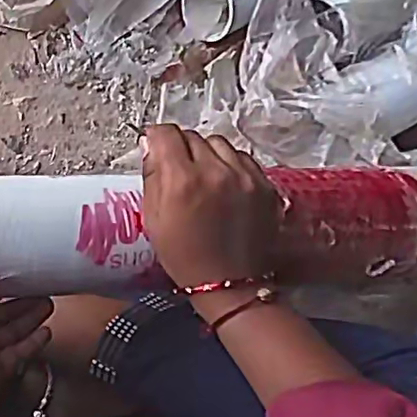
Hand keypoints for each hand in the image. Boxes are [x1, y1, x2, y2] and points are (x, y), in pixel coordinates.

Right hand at [140, 125, 279, 288]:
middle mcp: (215, 170)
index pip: (167, 134)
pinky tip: (222, 183)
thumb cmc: (182, 254)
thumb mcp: (153, 218)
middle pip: (193, 136)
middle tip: (176, 167)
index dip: (156, 136)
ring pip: (219, 144)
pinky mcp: (264, 184)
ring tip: (201, 174)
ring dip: (206, 153)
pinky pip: (242, 158)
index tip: (153, 144)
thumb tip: (152, 147)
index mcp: (182, 180)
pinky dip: (228, 164)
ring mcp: (244, 176)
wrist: (228, 282)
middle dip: (180, 147)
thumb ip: (152, 177)